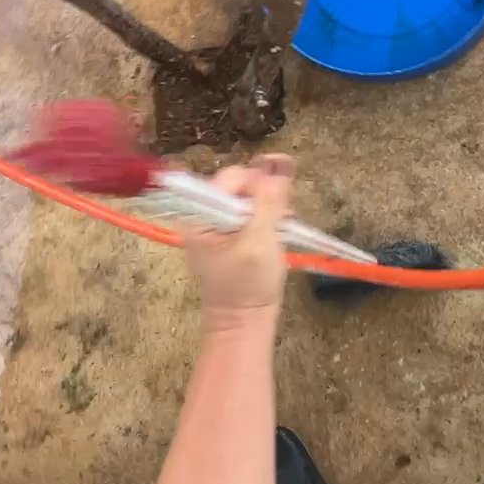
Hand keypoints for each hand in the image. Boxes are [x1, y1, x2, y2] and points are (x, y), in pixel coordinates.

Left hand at [181, 155, 293, 332]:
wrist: (245, 322)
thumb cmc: (248, 285)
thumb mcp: (261, 239)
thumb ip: (268, 199)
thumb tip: (278, 161)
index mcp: (201, 216)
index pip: (230, 178)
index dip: (257, 183)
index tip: (278, 199)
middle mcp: (205, 216)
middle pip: (241, 185)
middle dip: (266, 195)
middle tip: (282, 216)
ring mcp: (218, 226)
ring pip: (249, 197)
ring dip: (270, 207)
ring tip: (281, 227)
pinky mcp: (231, 235)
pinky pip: (251, 212)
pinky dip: (267, 217)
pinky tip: (278, 230)